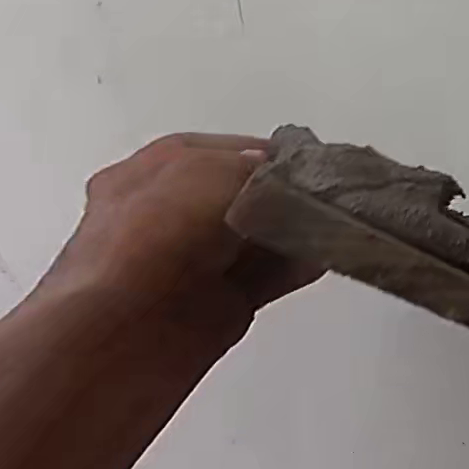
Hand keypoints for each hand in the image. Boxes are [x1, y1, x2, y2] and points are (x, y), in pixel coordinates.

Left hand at [39, 133, 321, 342]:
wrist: (140, 318)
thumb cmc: (161, 231)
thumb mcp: (214, 169)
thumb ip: (256, 163)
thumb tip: (280, 175)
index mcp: (152, 171)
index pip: (222, 151)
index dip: (268, 153)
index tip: (305, 162)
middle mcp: (170, 212)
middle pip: (247, 194)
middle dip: (285, 194)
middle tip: (318, 194)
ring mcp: (195, 256)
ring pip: (264, 232)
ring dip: (296, 229)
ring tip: (328, 223)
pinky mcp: (223, 293)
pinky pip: (274, 271)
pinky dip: (300, 263)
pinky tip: (323, 254)